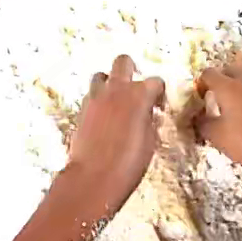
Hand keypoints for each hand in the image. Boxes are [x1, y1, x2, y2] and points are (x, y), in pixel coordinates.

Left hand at [63, 55, 164, 214]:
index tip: (159, 106)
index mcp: (139, 94)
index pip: (155, 81)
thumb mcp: (149, 141)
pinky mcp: (81, 109)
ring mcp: (95, 97)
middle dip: (131, 70)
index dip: (159, 92)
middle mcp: (116, 89)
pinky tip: (103, 119)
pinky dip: (98, 102)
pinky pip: (91, 96)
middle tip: (135, 89)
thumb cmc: (128, 163)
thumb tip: (147, 114)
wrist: (93, 178)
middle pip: (123, 62)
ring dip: (109, 84)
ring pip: (101, 76)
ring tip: (116, 102)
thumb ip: (148, 120)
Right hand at [194, 68, 241, 184]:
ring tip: (230, 109)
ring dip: (234, 89)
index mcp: (227, 86)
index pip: (208, 73)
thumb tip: (197, 118)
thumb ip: (202, 123)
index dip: (200, 83)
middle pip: (227, 71)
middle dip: (218, 82)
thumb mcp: (216, 136)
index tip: (199, 98)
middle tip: (213, 99)